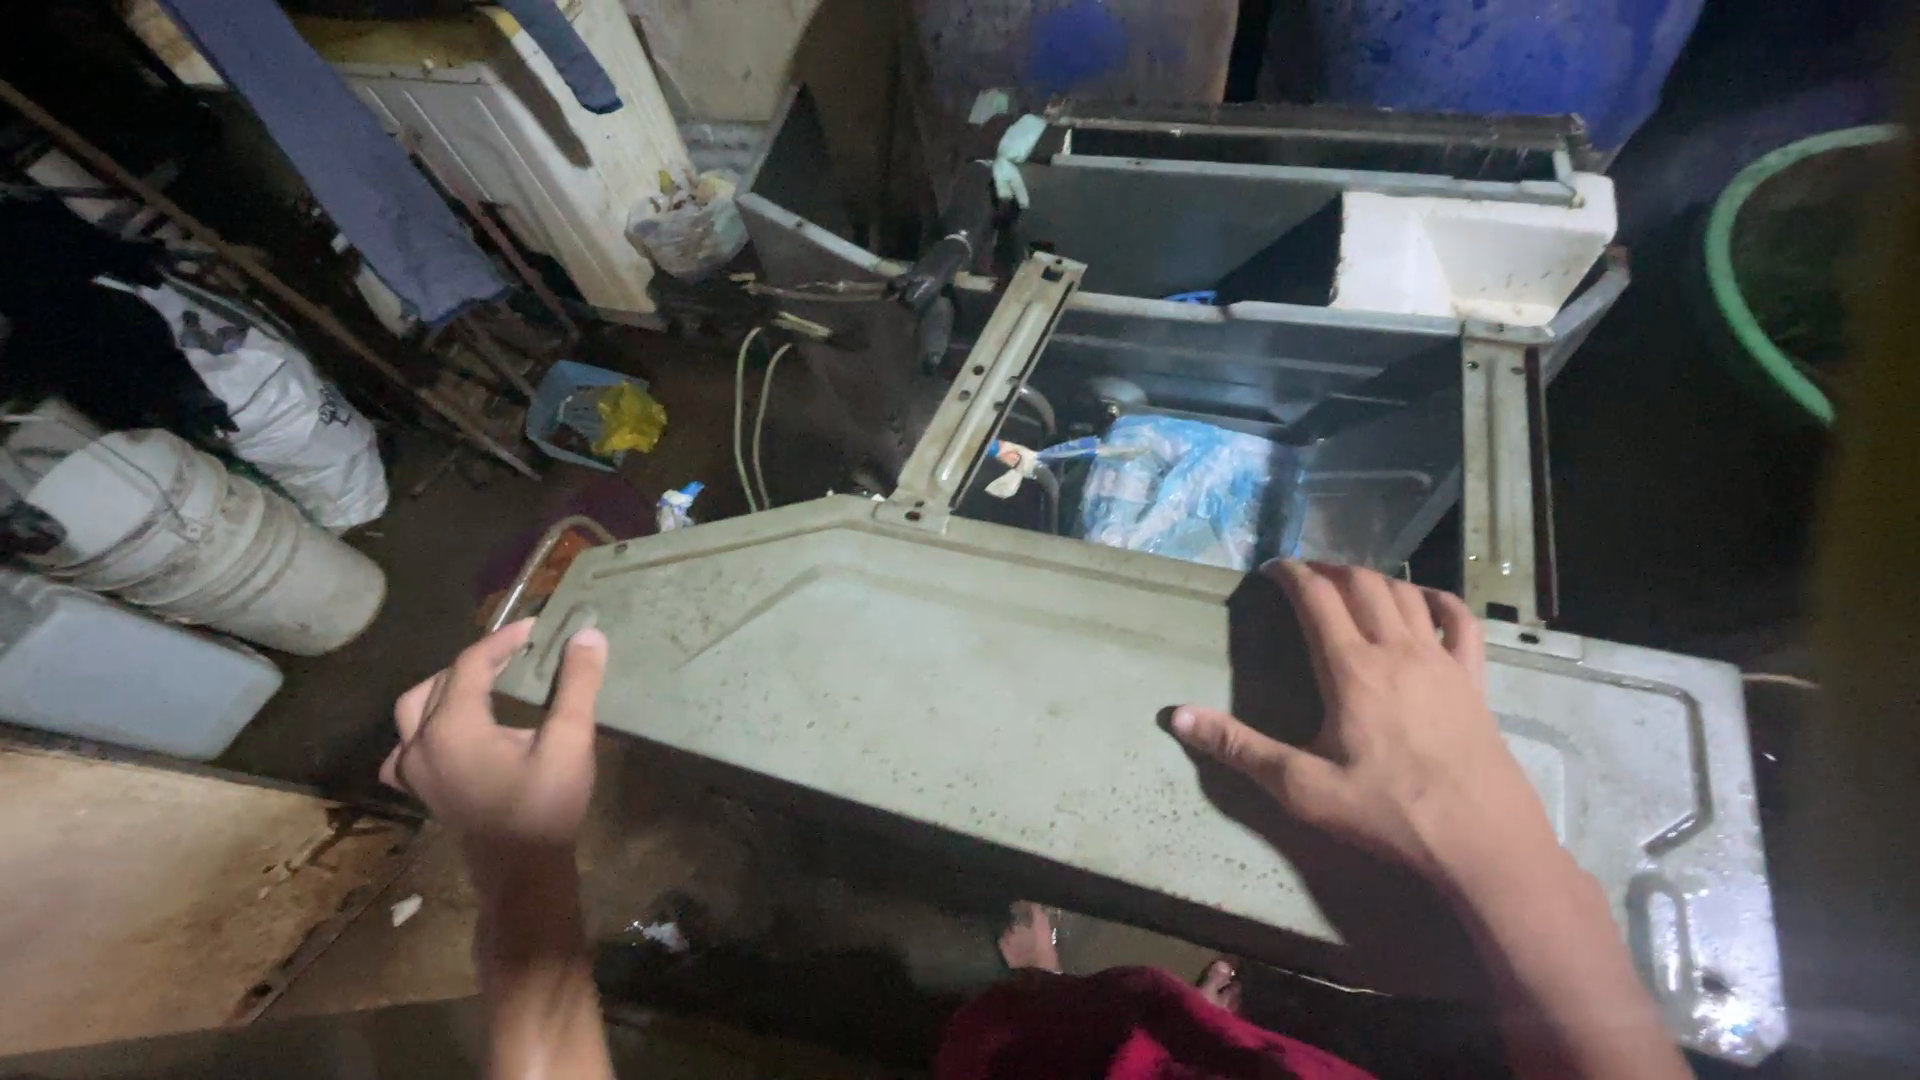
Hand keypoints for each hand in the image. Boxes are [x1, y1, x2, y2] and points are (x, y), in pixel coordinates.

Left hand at [382, 618, 608, 849]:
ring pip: (416, 709)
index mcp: (452, 727)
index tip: (537, 627)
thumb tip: (587, 635)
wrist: (522, 871)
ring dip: (449, 686)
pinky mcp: (419, 788)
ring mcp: (413, 769)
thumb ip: (576, 684)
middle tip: (517, 652)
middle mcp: (420, 744)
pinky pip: (409, 742)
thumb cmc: (547, 804)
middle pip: (439, 682)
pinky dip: (430, 722)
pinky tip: (454, 728)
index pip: (470, 664)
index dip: (503, 640)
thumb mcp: (570, 740)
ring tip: (487, 680)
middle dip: (477, 661)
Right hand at [1172, 560, 1558, 886]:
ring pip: (1405, 594)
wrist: (1486, 847)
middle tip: (1303, 577)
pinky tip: (1422, 601)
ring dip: (1372, 579)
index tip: (1270, 570)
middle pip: (1361, 584)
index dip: (1291, 574)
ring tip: (1348, 585)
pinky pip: (1460, 621)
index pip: (1316, 597)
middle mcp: (1397, 651)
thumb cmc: (1388, 814)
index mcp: (1351, 669)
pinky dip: (1436, 599)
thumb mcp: (1302, 788)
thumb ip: (1239, 747)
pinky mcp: (1474, 681)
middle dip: (1328, 569)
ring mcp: (1442, 662)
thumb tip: (1177, 715)